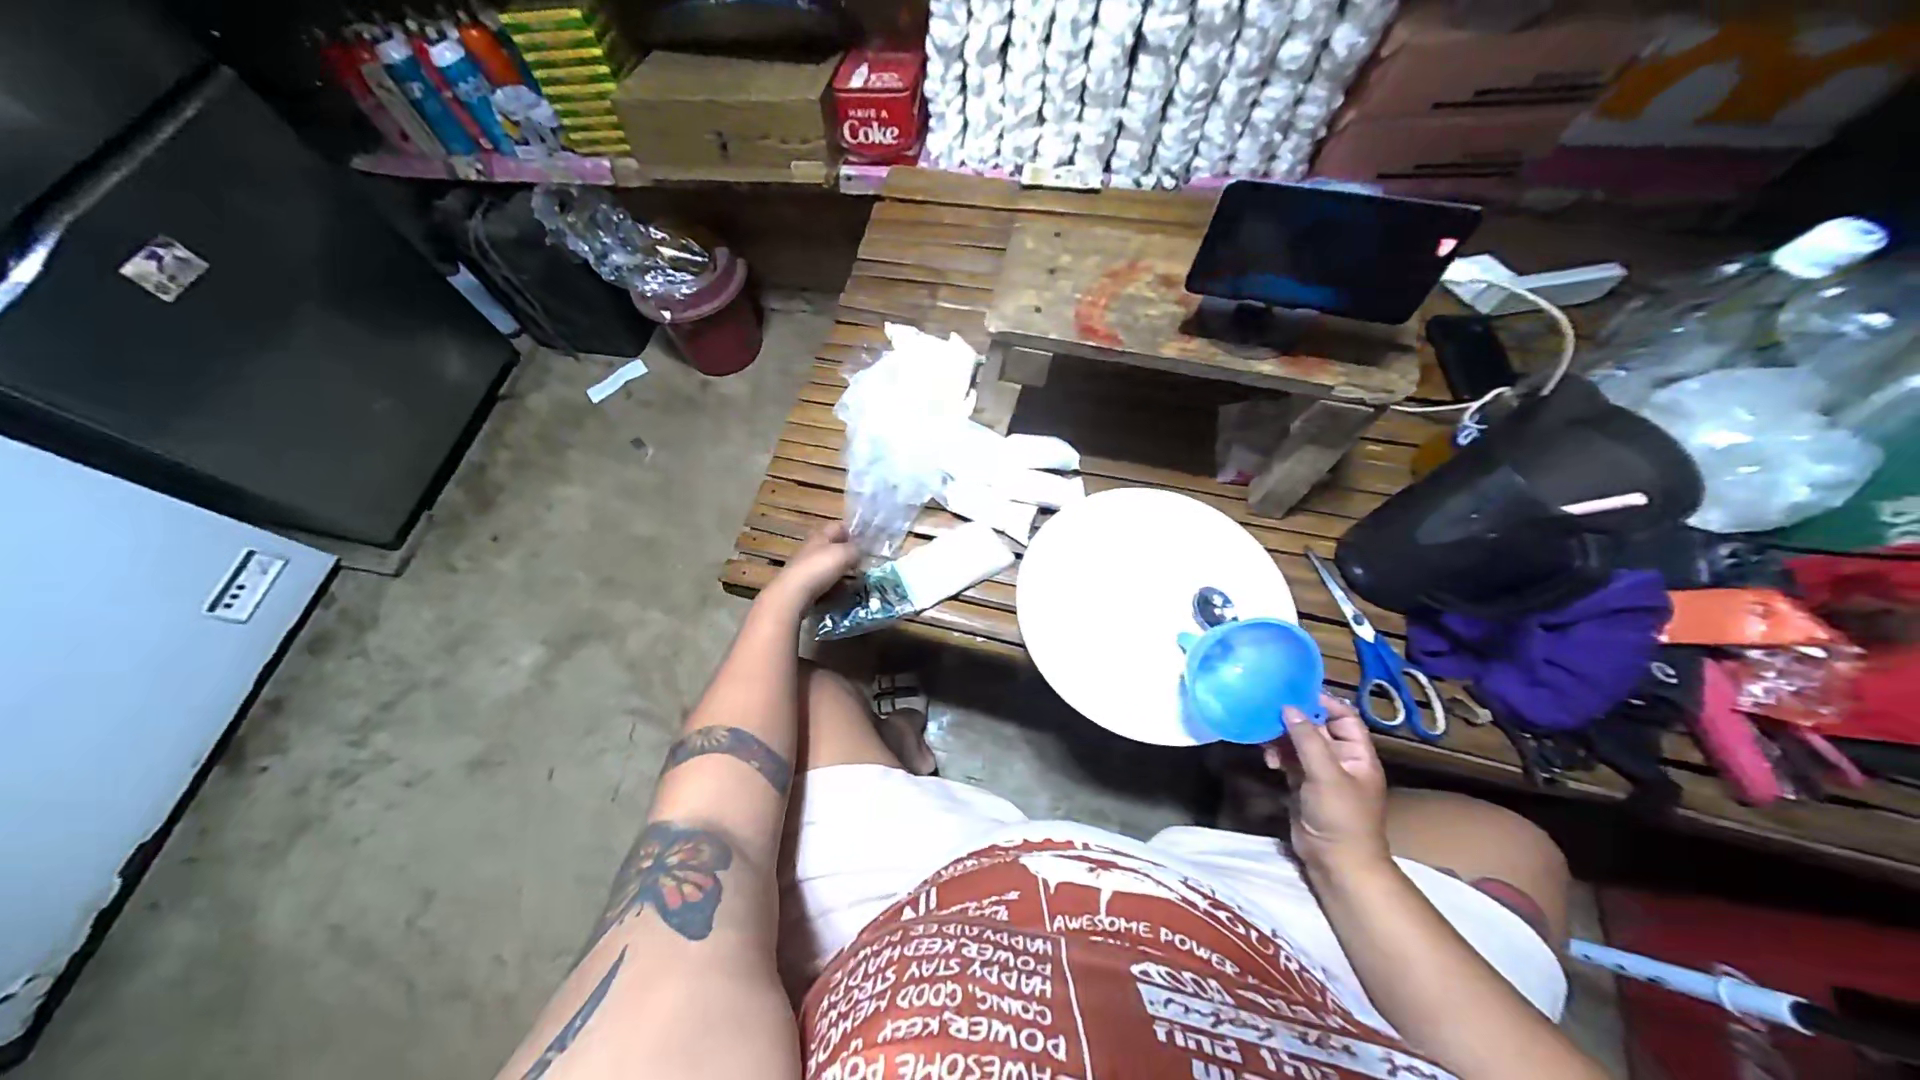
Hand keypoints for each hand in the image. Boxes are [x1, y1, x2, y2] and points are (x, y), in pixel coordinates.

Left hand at [766, 523, 861, 605]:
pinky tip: (844, 593)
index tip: (867, 539)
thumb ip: (856, 549)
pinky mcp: (804, 586)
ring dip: (842, 571)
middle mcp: (812, 549)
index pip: (838, 526)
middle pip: (833, 547)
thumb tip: (862, 550)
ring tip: (858, 580)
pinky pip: (824, 583)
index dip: (852, 530)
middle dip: (848, 553)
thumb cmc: (819, 568)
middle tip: (865, 562)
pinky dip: (835, 586)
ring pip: (829, 566)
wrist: (792, 594)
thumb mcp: (844, 553)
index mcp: (820, 536)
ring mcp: (807, 568)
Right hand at [1264, 695, 1390, 877]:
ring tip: (1265, 737)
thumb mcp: (1326, 774)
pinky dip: (1278, 755)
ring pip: (1300, 743)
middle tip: (1269, 710)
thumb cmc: (1341, 816)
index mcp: (1358, 754)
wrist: (1337, 861)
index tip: (1295, 691)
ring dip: (1282, 738)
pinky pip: (1289, 760)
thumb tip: (1289, 707)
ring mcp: (1321, 773)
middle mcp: (1341, 760)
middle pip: (1318, 728)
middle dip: (1295, 719)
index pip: (1344, 717)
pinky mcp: (1303, 785)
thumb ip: (1307, 739)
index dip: (1323, 703)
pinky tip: (1267, 758)